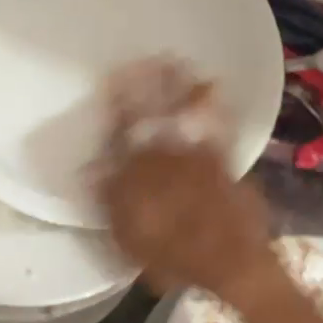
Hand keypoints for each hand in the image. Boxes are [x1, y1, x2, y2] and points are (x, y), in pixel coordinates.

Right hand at [97, 59, 289, 307]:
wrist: (232, 265)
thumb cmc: (172, 255)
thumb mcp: (127, 234)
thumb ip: (110, 197)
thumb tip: (90, 167)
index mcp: (139, 171)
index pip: (123, 129)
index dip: (118, 101)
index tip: (113, 75)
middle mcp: (169, 155)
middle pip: (156, 113)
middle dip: (151, 84)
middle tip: (148, 57)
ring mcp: (200, 156)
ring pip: (187, 113)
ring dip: (181, 87)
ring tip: (178, 62)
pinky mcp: (225, 162)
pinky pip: (217, 126)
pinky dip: (214, 106)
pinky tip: (213, 88)